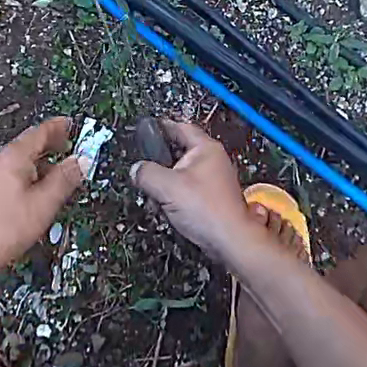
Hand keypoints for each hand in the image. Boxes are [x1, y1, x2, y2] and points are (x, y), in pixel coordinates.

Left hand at [0, 116, 84, 278]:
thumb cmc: (6, 228)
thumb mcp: (44, 203)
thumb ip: (65, 179)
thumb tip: (82, 160)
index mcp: (12, 156)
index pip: (39, 132)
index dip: (58, 127)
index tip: (71, 123)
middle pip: (27, 145)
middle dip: (50, 145)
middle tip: (69, 147)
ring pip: (17, 162)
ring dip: (39, 163)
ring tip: (57, 173)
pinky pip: (8, 175)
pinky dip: (26, 175)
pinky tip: (33, 192)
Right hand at [128, 120, 260, 260]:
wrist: (230, 240)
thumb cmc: (205, 209)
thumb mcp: (167, 187)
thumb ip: (146, 173)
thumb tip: (136, 169)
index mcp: (205, 149)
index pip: (181, 127)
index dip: (163, 126)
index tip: (148, 128)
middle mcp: (212, 160)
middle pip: (179, 151)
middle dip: (160, 161)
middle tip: (145, 166)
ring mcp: (214, 179)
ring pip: (181, 173)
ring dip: (166, 182)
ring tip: (154, 192)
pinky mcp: (212, 197)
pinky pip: (187, 188)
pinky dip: (175, 194)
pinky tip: (166, 206)